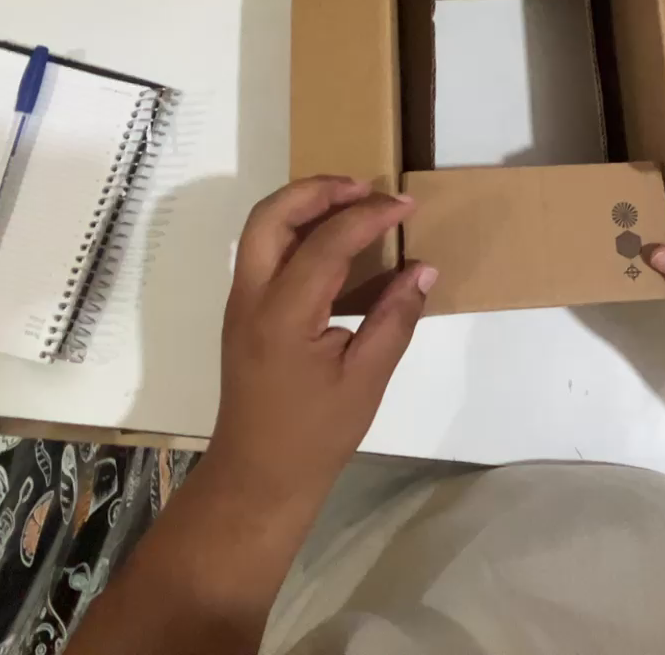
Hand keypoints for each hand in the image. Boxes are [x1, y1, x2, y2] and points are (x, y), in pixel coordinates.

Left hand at [209, 177, 434, 507]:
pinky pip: (266, 250)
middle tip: (364, 187)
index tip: (405, 206)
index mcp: (283, 316)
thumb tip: (423, 269)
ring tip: (352, 202)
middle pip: (271, 215)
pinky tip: (334, 241)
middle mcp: (251, 298)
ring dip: (304, 204)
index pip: (326, 243)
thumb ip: (395, 318)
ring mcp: (241, 302)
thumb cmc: (314, 435)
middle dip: (318, 189)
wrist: (257, 477)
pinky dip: (297, 229)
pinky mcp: (245, 311)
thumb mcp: (367, 380)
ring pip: (262, 228)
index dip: (369, 216)